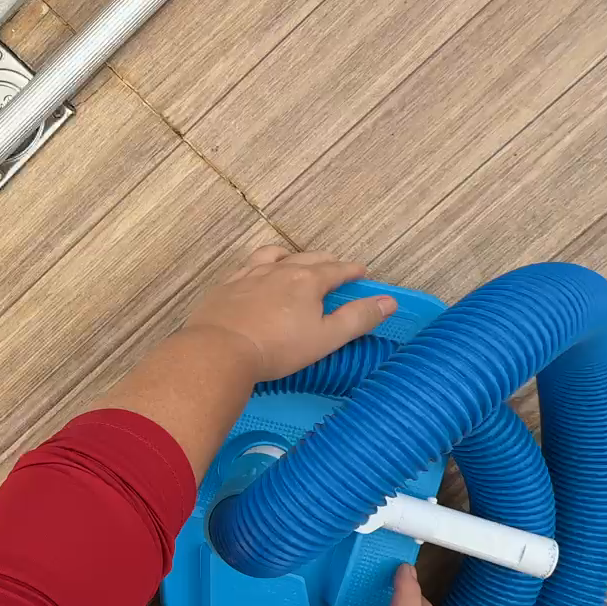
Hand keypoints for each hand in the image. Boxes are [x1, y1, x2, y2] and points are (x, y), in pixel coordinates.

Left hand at [180, 246, 394, 381]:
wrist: (218, 350)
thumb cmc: (277, 348)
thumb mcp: (326, 338)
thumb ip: (358, 318)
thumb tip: (388, 301)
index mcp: (306, 281)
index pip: (336, 269)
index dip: (352, 270)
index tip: (361, 272)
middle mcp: (277, 270)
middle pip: (306, 258)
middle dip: (324, 261)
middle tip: (333, 267)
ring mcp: (247, 275)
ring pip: (272, 255)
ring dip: (288, 256)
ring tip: (293, 261)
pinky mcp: (224, 286)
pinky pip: (245, 267)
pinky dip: (257, 266)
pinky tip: (254, 276)